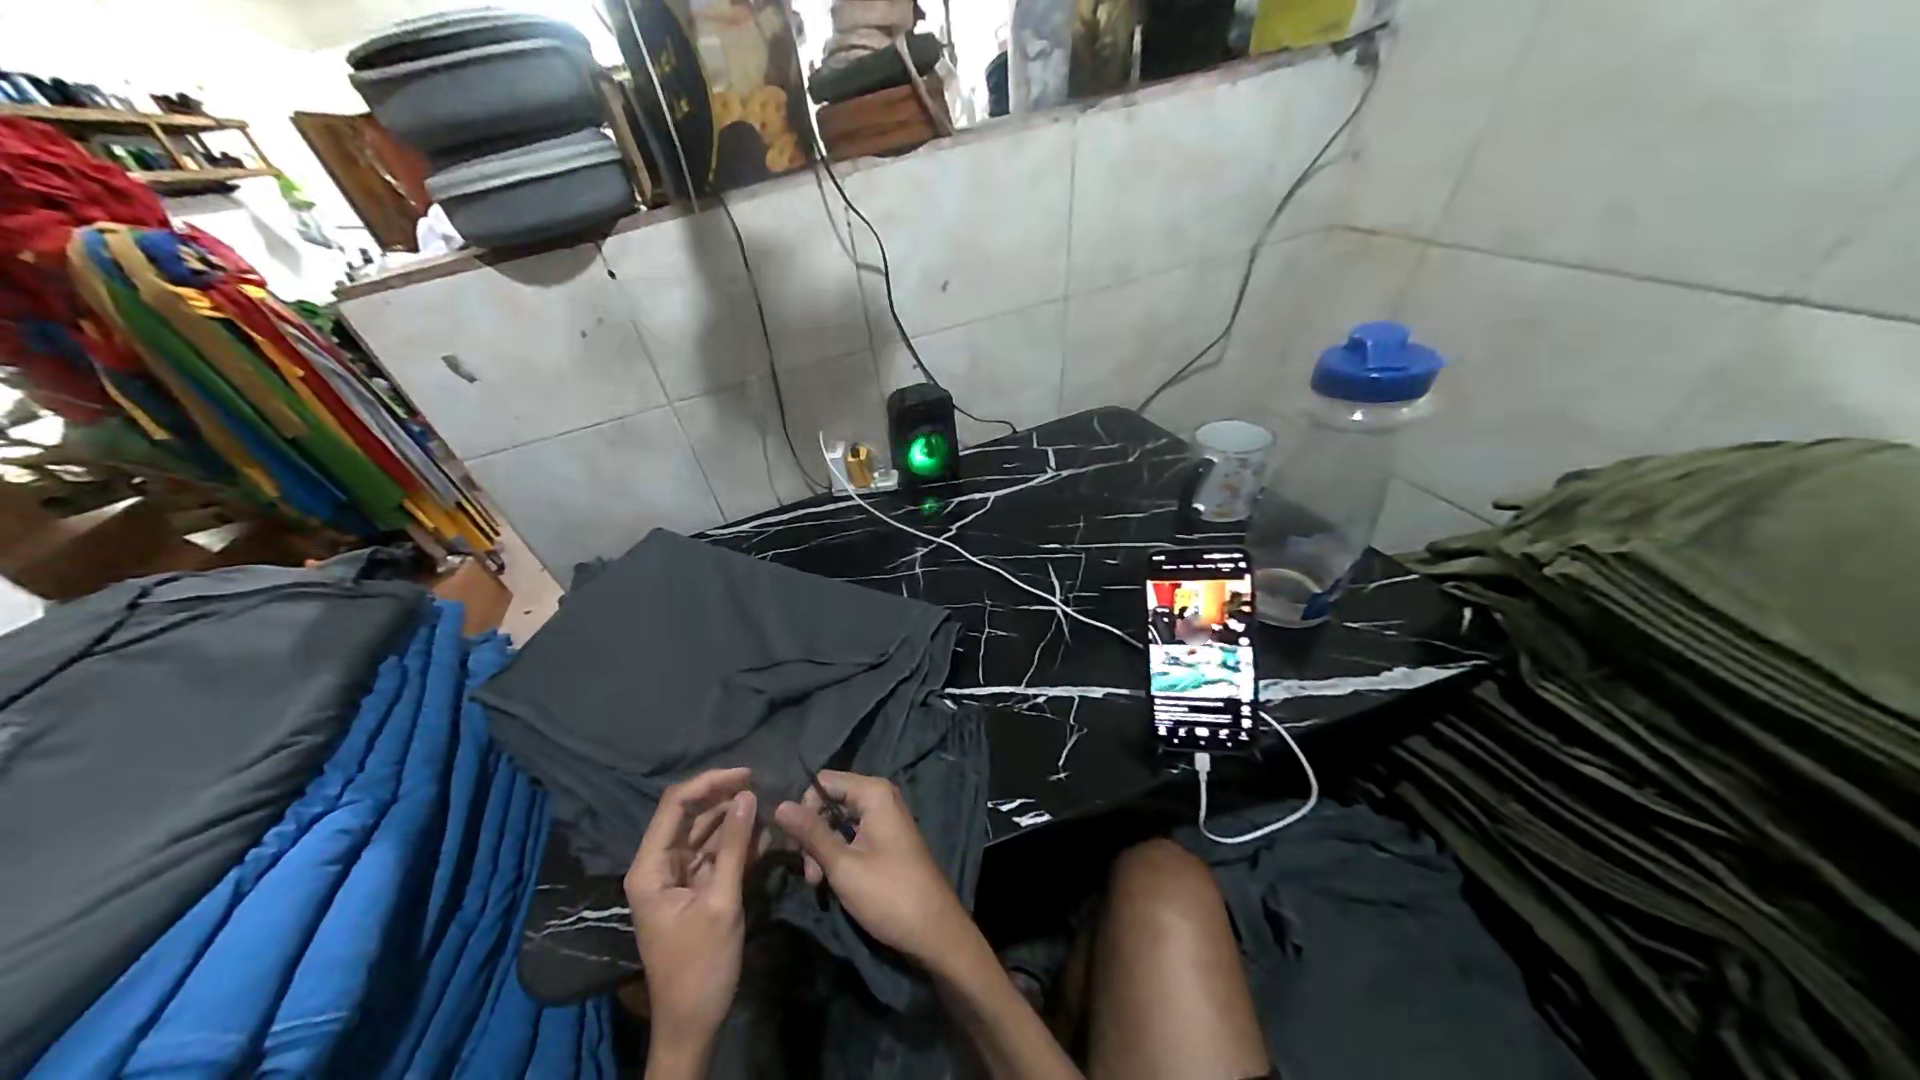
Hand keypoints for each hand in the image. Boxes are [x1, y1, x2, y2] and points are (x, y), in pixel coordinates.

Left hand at [625, 768, 756, 1076]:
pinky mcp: (695, 887)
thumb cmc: (701, 965)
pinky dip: (739, 844)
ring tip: (771, 812)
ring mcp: (678, 876)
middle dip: (727, 799)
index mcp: (651, 867)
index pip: (675, 805)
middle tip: (765, 789)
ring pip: (707, 832)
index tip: (748, 774)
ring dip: (737, 821)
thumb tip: (749, 796)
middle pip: (690, 814)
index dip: (710, 782)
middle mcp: (659, 865)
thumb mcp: (722, 902)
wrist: (692, 1022)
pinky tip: (766, 838)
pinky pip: (717, 854)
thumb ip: (735, 846)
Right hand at [773, 771, 979, 973]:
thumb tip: (780, 805)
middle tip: (809, 872)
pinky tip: (830, 881)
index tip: (794, 844)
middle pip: (831, 802)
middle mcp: (881, 798)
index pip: (824, 782)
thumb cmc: (889, 894)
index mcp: (874, 792)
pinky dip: (839, 856)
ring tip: (818, 883)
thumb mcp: (843, 865)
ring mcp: (885, 820)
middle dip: (813, 834)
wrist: (934, 931)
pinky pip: (853, 836)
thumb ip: (811, 834)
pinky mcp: (886, 841)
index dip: (805, 809)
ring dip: (823, 850)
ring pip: (839, 823)